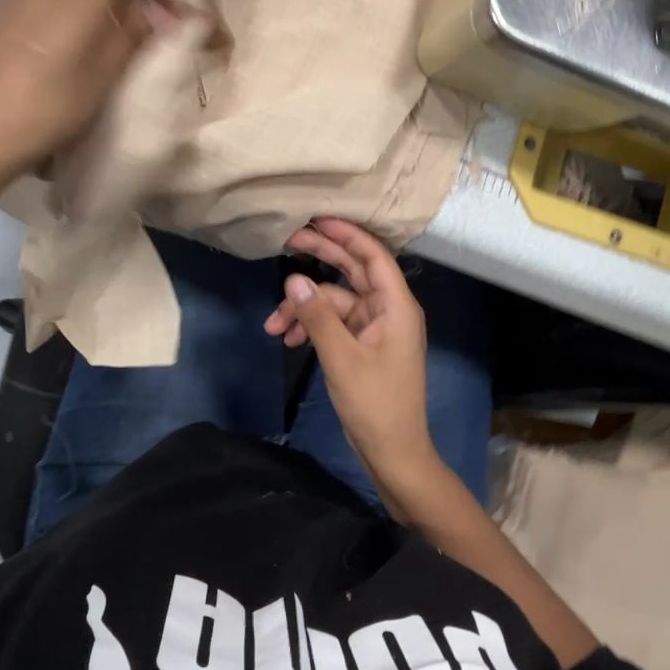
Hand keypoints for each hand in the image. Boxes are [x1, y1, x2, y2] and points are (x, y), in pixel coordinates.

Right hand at [264, 218, 442, 484]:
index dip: (346, 233)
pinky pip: (333, 323)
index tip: (317, 218)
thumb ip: (318, 316)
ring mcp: (374, 328)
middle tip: (286, 242)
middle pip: (352, 271)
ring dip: (304, 309)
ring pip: (334, 301)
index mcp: (396, 306)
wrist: (392, 452)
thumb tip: (294, 278)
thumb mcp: (342, 358)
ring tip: (273, 327)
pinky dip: (311, 327)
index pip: (373, 255)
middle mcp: (387, 310)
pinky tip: (288, 340)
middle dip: (319, 259)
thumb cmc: (375, 403)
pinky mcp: (362, 345)